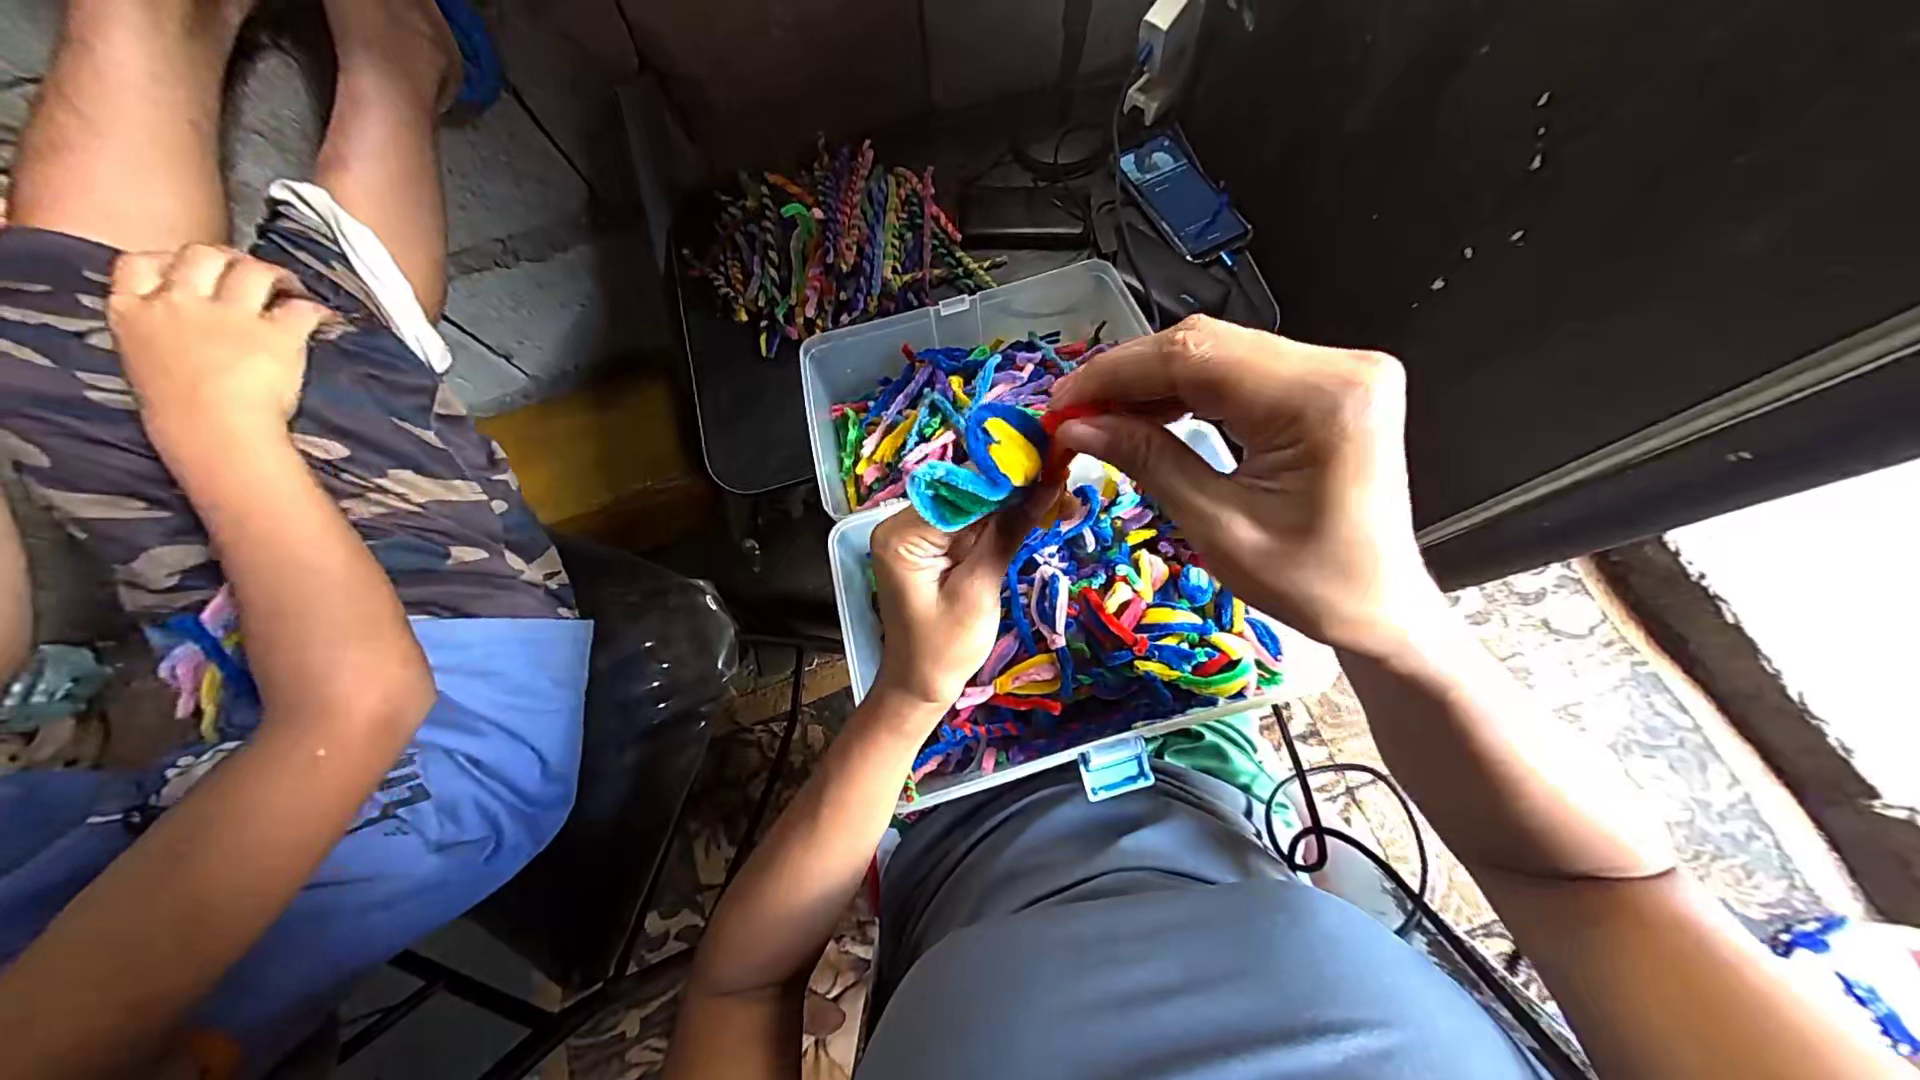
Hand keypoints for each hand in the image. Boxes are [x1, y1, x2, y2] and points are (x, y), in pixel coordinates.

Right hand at [108, 244, 333, 459]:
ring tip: (290, 287)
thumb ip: (159, 332)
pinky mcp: (276, 333)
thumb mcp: (144, 358)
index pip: (138, 262)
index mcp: (133, 311)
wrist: (211, 427)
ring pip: (250, 270)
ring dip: (275, 273)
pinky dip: (316, 309)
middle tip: (251, 272)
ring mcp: (229, 316)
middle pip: (199, 255)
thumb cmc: (179, 407)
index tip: (193, 267)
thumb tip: (183, 330)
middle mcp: (179, 304)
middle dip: (228, 257)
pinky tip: (323, 317)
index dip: (169, 257)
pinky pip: (301, 308)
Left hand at [868, 492, 1054, 712]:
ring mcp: (920, 533)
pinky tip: (1037, 510)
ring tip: (1059, 492)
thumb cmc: (944, 649)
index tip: (1049, 464)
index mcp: (902, 535)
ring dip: (1015, 501)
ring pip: (974, 505)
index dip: (1006, 477)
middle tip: (1061, 478)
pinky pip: (973, 523)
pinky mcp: (936, 545)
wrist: (920, 686)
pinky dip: (1004, 520)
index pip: (959, 491)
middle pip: (966, 493)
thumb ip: (1007, 534)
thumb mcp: (978, 590)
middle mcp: (904, 524)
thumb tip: (1046, 486)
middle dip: (1014, 487)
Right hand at [1049, 315, 1443, 655]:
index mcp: (1320, 400)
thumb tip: (1078, 426)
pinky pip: (1236, 372)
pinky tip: (1144, 411)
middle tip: (1071, 411)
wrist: (1379, 605)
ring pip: (1215, 352)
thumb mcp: (1217, 528)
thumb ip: (1148, 461)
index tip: (1061, 401)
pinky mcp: (1322, 384)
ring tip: (1097, 415)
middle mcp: (1335, 366)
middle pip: (1204, 344)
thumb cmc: (1310, 584)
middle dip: (1126, 375)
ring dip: (1148, 381)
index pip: (1194, 356)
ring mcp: (1333, 370)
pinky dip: (1182, 390)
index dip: (1115, 372)